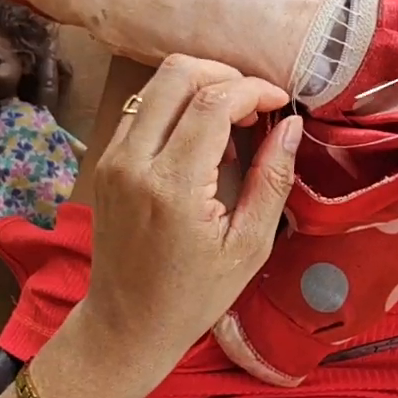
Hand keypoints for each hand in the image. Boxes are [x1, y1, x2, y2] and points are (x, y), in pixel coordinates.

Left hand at [75, 55, 301, 376]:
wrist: (127, 324)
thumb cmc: (194, 295)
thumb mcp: (249, 246)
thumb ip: (273, 180)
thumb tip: (292, 126)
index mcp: (173, 186)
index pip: (212, 101)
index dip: (254, 90)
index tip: (280, 102)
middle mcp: (134, 162)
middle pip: (176, 74)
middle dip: (224, 75)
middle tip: (254, 105)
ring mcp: (113, 159)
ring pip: (154, 85)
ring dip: (198, 88)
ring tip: (231, 124)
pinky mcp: (105, 163)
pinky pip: (140, 110)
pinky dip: (175, 107)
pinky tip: (201, 140)